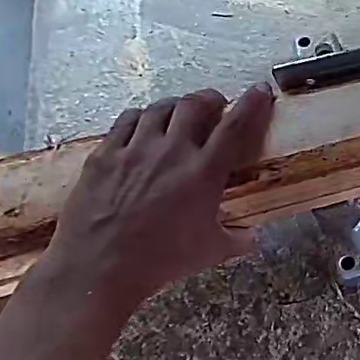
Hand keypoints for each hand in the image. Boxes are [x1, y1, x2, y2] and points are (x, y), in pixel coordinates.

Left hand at [45, 85, 275, 308]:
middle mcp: (171, 153)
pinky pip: (126, 121)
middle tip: (216, 104)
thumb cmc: (162, 261)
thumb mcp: (212, 250)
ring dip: (176, 106)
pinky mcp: (103, 156)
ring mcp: (133, 151)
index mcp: (203, 173)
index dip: (252, 103)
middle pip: (194, 105)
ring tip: (181, 113)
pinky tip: (145, 125)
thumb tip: (254, 236)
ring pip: (160, 108)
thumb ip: (239, 238)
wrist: (98, 269)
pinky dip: (142, 117)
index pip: (235, 126)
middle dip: (210, 99)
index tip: (260, 90)